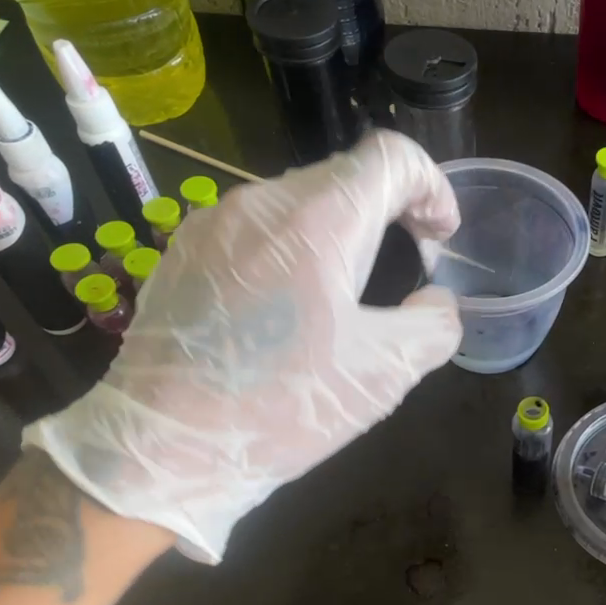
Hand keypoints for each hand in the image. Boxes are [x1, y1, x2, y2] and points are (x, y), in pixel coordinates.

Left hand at [24, 131, 461, 562]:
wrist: (164, 447)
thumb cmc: (283, 407)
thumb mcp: (384, 374)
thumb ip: (433, 325)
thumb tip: (435, 301)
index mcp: (318, 222)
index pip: (390, 157)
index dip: (432, 185)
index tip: (440, 238)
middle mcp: (261, 203)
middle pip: (344, 177)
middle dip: (390, 213)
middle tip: (407, 270)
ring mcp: (213, 224)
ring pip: (297, 204)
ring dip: (341, 235)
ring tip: (349, 296)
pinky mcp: (184, 253)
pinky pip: (256, 232)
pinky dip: (294, 252)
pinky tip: (289, 311)